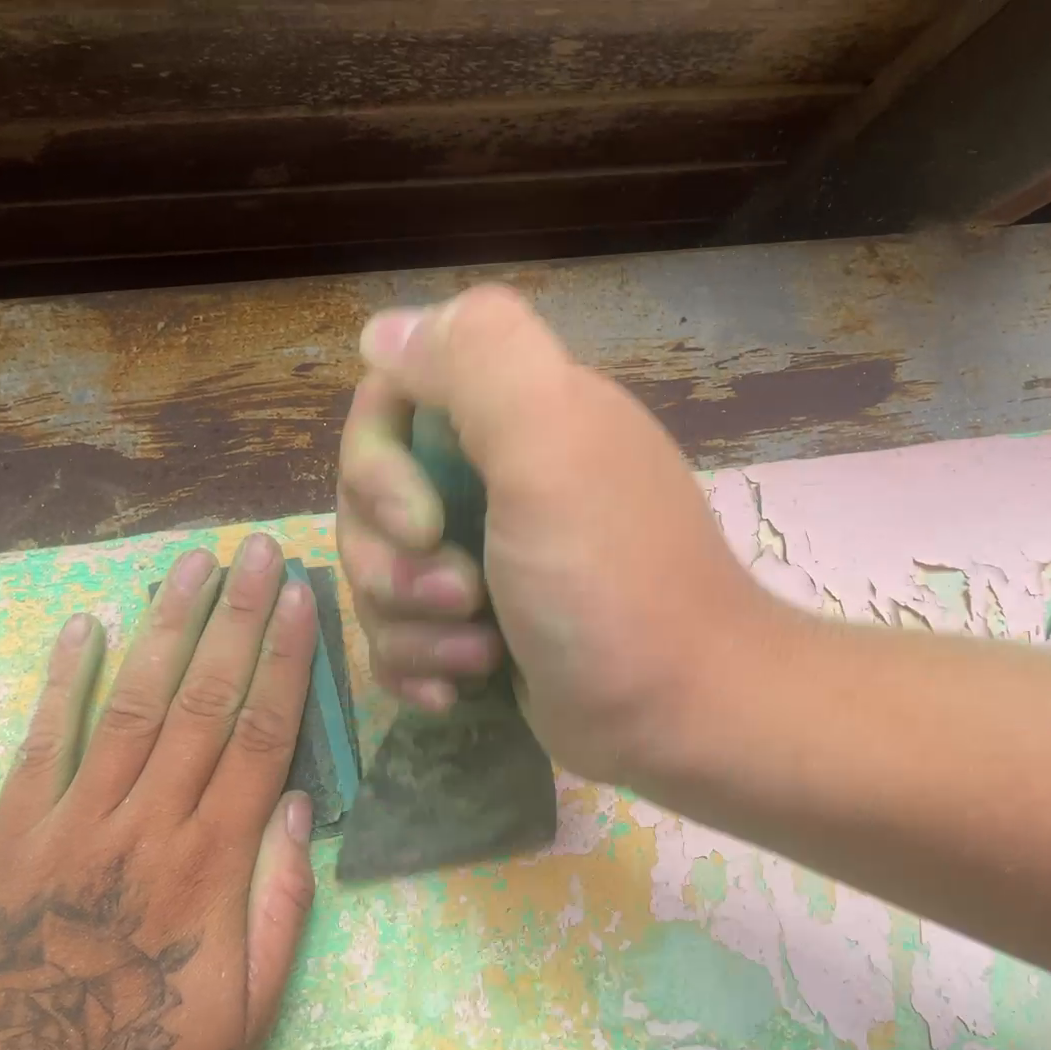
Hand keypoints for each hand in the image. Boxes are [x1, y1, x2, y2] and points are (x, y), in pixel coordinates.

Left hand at [0, 535, 318, 1049]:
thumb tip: (295, 801)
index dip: (285, 660)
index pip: (261, 734)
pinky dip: (63, 681)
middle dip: (238, 617)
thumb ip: (281, 902)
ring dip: (165, 627)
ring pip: (132, 704)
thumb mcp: (248, 1007)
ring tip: (193, 565)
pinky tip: (84, 625)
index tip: (301, 599)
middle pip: (204, 699)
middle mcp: (149, 823)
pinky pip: (42, 744)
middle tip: (259, 551)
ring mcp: (74, 822)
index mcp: (212, 862)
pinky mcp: (12, 834)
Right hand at [336, 285, 793, 786]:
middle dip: (395, 565)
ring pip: (379, 574)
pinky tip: (459, 689)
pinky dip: (419, 663)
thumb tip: (382, 332)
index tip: (422, 521)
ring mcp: (484, 554)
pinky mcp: (477, 622)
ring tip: (478, 655)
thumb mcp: (553, 446)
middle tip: (464, 598)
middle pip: (370, 500)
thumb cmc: (612, 582)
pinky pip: (399, 631)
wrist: (680, 717)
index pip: (390, 403)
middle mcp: (494, 476)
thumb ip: (476, 360)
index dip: (377, 465)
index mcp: (512, 417)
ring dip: (411, 625)